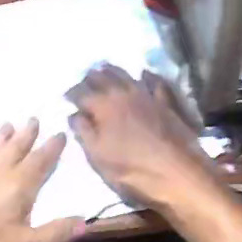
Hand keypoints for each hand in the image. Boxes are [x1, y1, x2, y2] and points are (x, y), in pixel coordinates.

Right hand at [67, 65, 217, 210]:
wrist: (176, 172)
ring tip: (105, 68)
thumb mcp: (97, 155)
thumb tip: (74, 115)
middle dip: (90, 77)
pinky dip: (147, 76)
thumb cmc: (131, 168)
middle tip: (84, 79)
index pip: (80, 92)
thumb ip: (83, 132)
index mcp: (102, 106)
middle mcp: (122, 93)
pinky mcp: (165, 102)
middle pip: (102, 77)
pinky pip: (155, 82)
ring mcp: (146, 95)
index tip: (65, 96)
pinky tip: (144, 73)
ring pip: (126, 75)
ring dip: (113, 70)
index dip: (71, 93)